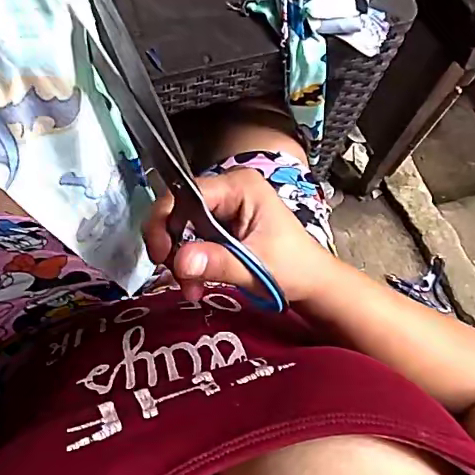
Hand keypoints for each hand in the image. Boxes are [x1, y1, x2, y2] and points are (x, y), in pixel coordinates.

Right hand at [142, 168, 343, 304]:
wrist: (312, 283)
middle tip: (177, 277)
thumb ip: (218, 262)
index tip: (161, 255)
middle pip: (178, 210)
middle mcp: (229, 189)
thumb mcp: (256, 266)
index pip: (187, 193)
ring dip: (180, 260)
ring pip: (181, 228)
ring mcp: (225, 207)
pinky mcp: (221, 226)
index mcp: (241, 186)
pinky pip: (192, 240)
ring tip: (192, 288)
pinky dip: (189, 263)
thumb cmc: (295, 268)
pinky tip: (196, 284)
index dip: (166, 221)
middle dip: (172, 246)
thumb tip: (180, 261)